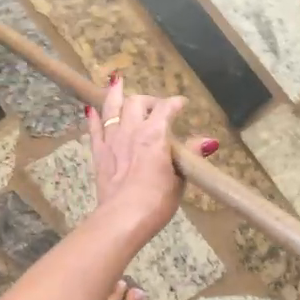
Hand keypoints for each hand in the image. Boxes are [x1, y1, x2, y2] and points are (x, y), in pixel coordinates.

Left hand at [86, 75, 213, 233]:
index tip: (181, 103)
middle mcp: (131, 130)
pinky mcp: (98, 153)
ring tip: (115, 82)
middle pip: (136, 102)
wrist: (123, 217)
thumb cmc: (157, 200)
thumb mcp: (180, 178)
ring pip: (111, 108)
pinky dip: (93, 118)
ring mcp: (112, 140)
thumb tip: (208, 141)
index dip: (175, 103)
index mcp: (155, 135)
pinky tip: (91, 110)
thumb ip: (191, 155)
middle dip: (148, 99)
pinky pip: (94, 129)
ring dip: (115, 94)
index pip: (166, 108)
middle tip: (155, 105)